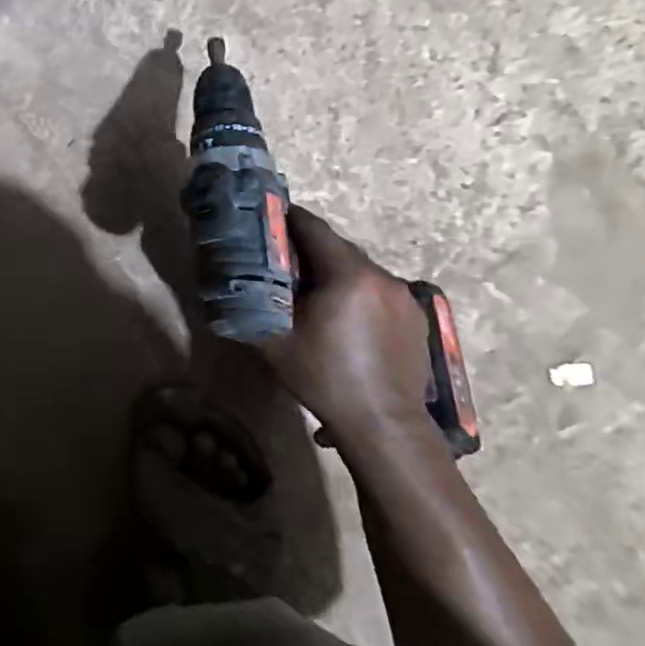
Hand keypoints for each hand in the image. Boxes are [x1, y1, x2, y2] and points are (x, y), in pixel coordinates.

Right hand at [261, 206, 435, 437]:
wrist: (385, 426)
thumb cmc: (325, 379)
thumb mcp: (275, 344)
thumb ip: (252, 308)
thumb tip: (228, 287)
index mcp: (347, 274)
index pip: (313, 228)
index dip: (288, 219)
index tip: (268, 219)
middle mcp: (380, 276)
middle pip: (338, 248)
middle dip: (310, 250)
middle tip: (283, 265)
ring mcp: (404, 296)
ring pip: (360, 270)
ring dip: (336, 273)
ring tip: (314, 295)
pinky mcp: (416, 317)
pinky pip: (379, 291)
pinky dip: (359, 294)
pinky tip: (347, 319)